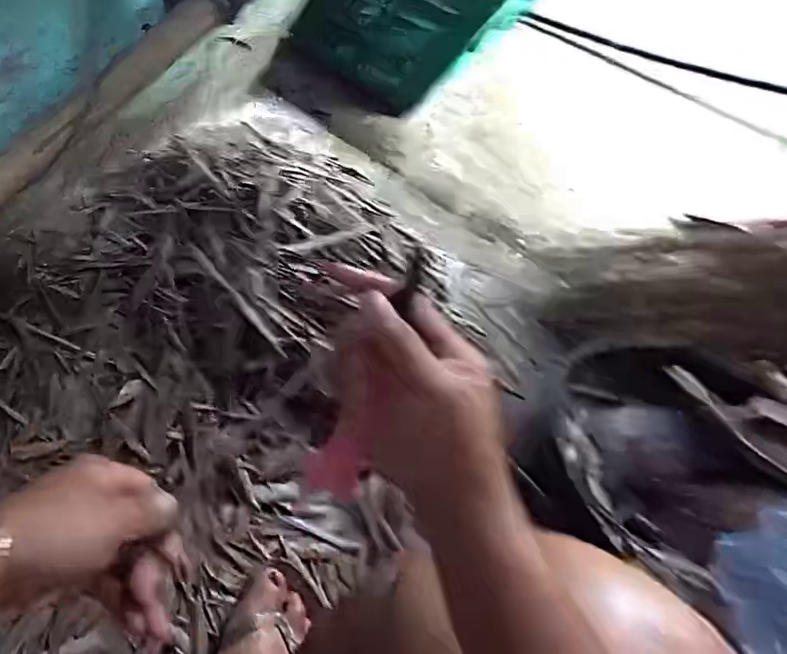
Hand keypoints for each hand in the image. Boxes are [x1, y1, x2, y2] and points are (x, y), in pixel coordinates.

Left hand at [0, 456, 188, 648]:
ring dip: (143, 597)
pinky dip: (122, 603)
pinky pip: (108, 582)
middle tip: (152, 599)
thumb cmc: (60, 530)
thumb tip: (171, 503)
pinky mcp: (73, 565)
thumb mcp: (111, 518)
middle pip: (141, 534)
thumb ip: (147, 513)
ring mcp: (84, 534)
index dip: (166, 527)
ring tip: (152, 632)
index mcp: (104, 477)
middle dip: (154, 571)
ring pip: (126, 563)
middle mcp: (97, 501)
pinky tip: (135, 629)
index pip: (149, 494)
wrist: (0, 559)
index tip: (177, 564)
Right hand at [324, 265, 507, 527]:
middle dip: (357, 339)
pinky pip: (348, 377)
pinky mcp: (374, 404)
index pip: (405, 302)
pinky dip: (346, 386)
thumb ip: (402, 341)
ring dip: (350, 368)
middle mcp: (417, 359)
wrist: (454, 514)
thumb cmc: (456, 450)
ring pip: (355, 350)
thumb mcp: (435, 389)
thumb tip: (370, 297)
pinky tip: (355, 408)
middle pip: (373, 325)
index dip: (371, 285)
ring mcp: (395, 382)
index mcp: (446, 350)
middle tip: (358, 370)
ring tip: (362, 400)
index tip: (330, 273)